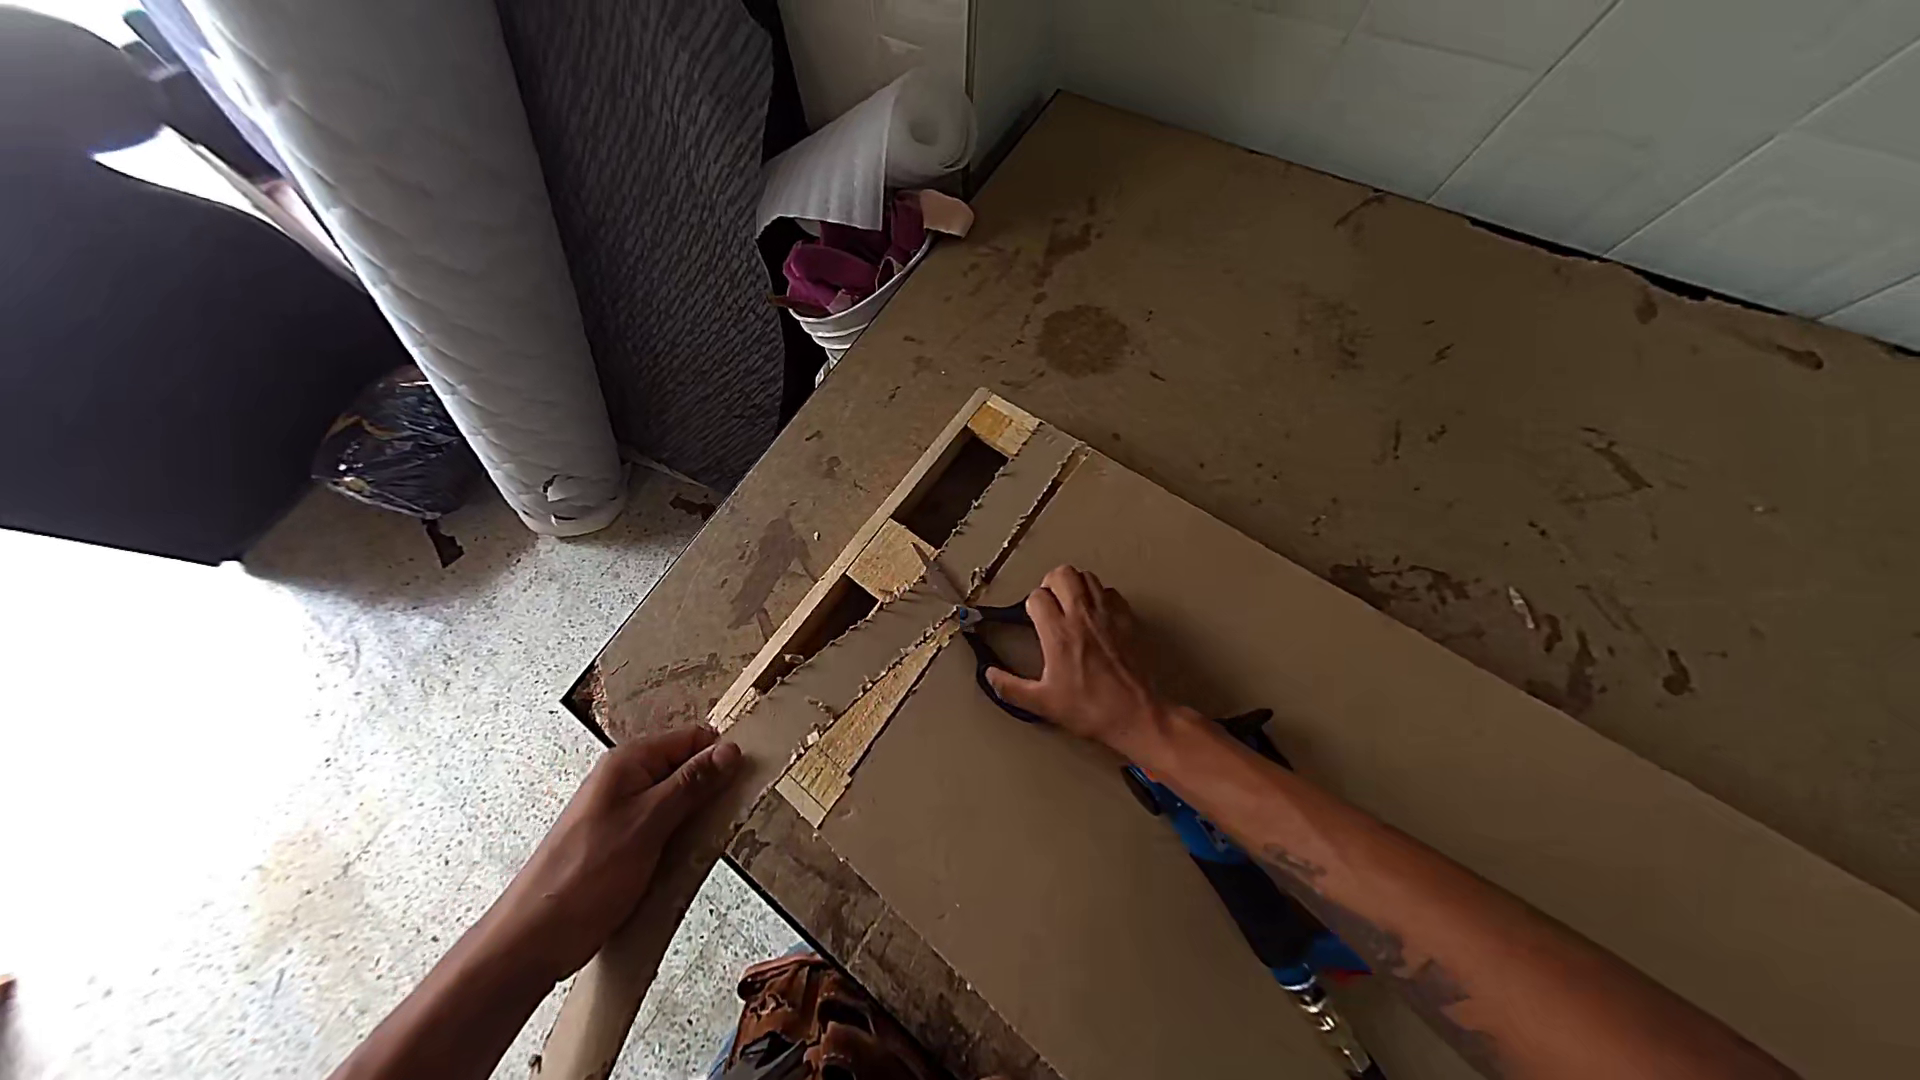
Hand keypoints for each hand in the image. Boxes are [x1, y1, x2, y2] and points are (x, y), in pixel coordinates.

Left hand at [487, 726, 741, 981]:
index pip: (692, 738)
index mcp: (628, 762)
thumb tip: (730, 749)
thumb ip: (692, 783)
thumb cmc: (584, 878)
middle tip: (730, 814)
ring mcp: (625, 811)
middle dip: (712, 789)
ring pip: (680, 801)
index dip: (721, 754)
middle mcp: (626, 779)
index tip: (747, 776)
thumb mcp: (649, 824)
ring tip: (711, 841)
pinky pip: (667, 827)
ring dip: (699, 818)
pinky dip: (683, 838)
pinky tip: (690, 857)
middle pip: (688, 768)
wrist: (531, 943)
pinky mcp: (625, 841)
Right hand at [983, 565, 1185, 758]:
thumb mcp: (1043, 703)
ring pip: (1087, 576)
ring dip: (1075, 584)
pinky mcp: (1127, 620)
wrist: (1136, 715)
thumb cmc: (1093, 709)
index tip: (1033, 618)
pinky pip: (1111, 592)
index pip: (1037, 597)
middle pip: (1063, 574)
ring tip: (1070, 602)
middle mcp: (1083, 618)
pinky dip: (1100, 595)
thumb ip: (1011, 687)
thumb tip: (991, 676)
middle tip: (1049, 600)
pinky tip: (1096, 612)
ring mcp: (1107, 616)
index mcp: (1059, 635)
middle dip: (1051, 582)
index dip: (1031, 604)